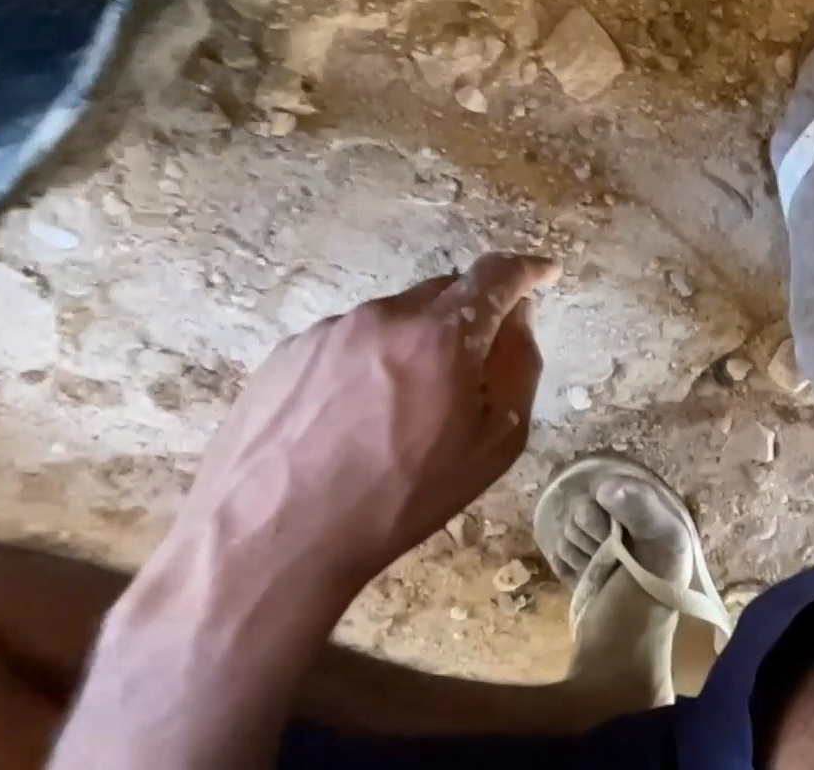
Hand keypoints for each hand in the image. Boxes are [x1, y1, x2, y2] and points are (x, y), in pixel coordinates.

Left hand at [182, 253, 560, 589]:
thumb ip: (519, 368)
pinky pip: (350, 341)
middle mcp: (384, 317)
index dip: (529, 269)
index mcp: (442, 335)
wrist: (267, 545)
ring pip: (397, 317)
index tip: (545, 273)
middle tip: (476, 364)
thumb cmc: (401, 497)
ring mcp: (327, 332)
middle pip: (447, 291)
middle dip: (473, 314)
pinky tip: (359, 414)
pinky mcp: (284, 355)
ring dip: (420, 341)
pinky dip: (373, 359)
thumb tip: (517, 320)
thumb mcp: (495, 444)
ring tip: (408, 404)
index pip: (498, 275)